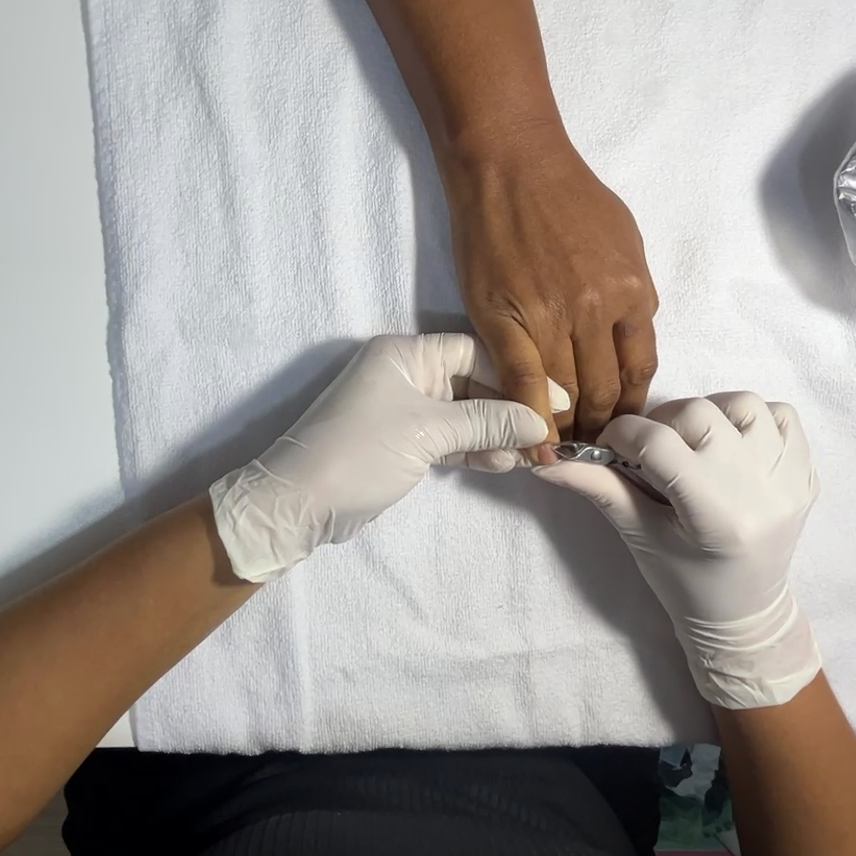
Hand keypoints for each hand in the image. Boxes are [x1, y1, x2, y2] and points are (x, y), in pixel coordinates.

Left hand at [212, 334, 551, 581]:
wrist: (299, 504)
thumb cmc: (361, 452)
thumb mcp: (427, 432)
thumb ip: (487, 423)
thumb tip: (541, 423)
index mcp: (404, 353)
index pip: (473, 351)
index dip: (516, 375)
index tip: (556, 402)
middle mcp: (405, 373)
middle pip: (472, 382)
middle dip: (508, 409)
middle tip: (547, 435)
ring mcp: (402, 409)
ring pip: (463, 413)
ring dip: (495, 433)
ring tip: (528, 456)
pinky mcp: (402, 441)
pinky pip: (449, 438)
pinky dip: (473, 450)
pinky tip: (502, 464)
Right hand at [443, 127, 657, 446]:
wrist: (509, 165)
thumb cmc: (566, 193)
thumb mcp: (623, 235)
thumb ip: (631, 288)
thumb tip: (628, 327)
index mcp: (632, 291)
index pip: (639, 367)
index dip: (631, 404)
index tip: (622, 423)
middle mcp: (598, 312)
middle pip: (604, 388)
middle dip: (600, 425)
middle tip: (591, 448)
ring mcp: (551, 319)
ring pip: (566, 393)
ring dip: (567, 428)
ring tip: (563, 450)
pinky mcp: (505, 322)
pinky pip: (524, 383)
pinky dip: (530, 419)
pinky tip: (534, 445)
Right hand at [535, 393, 822, 708]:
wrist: (743, 612)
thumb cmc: (682, 580)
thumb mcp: (636, 535)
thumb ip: (597, 488)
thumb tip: (545, 459)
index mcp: (716, 516)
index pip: (659, 444)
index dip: (623, 435)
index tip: (611, 447)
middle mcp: (761, 492)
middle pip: (699, 414)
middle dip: (662, 424)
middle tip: (651, 450)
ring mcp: (790, 481)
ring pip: (743, 405)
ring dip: (709, 415)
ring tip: (693, 444)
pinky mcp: (806, 474)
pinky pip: (782, 416)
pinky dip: (751, 420)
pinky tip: (730, 444)